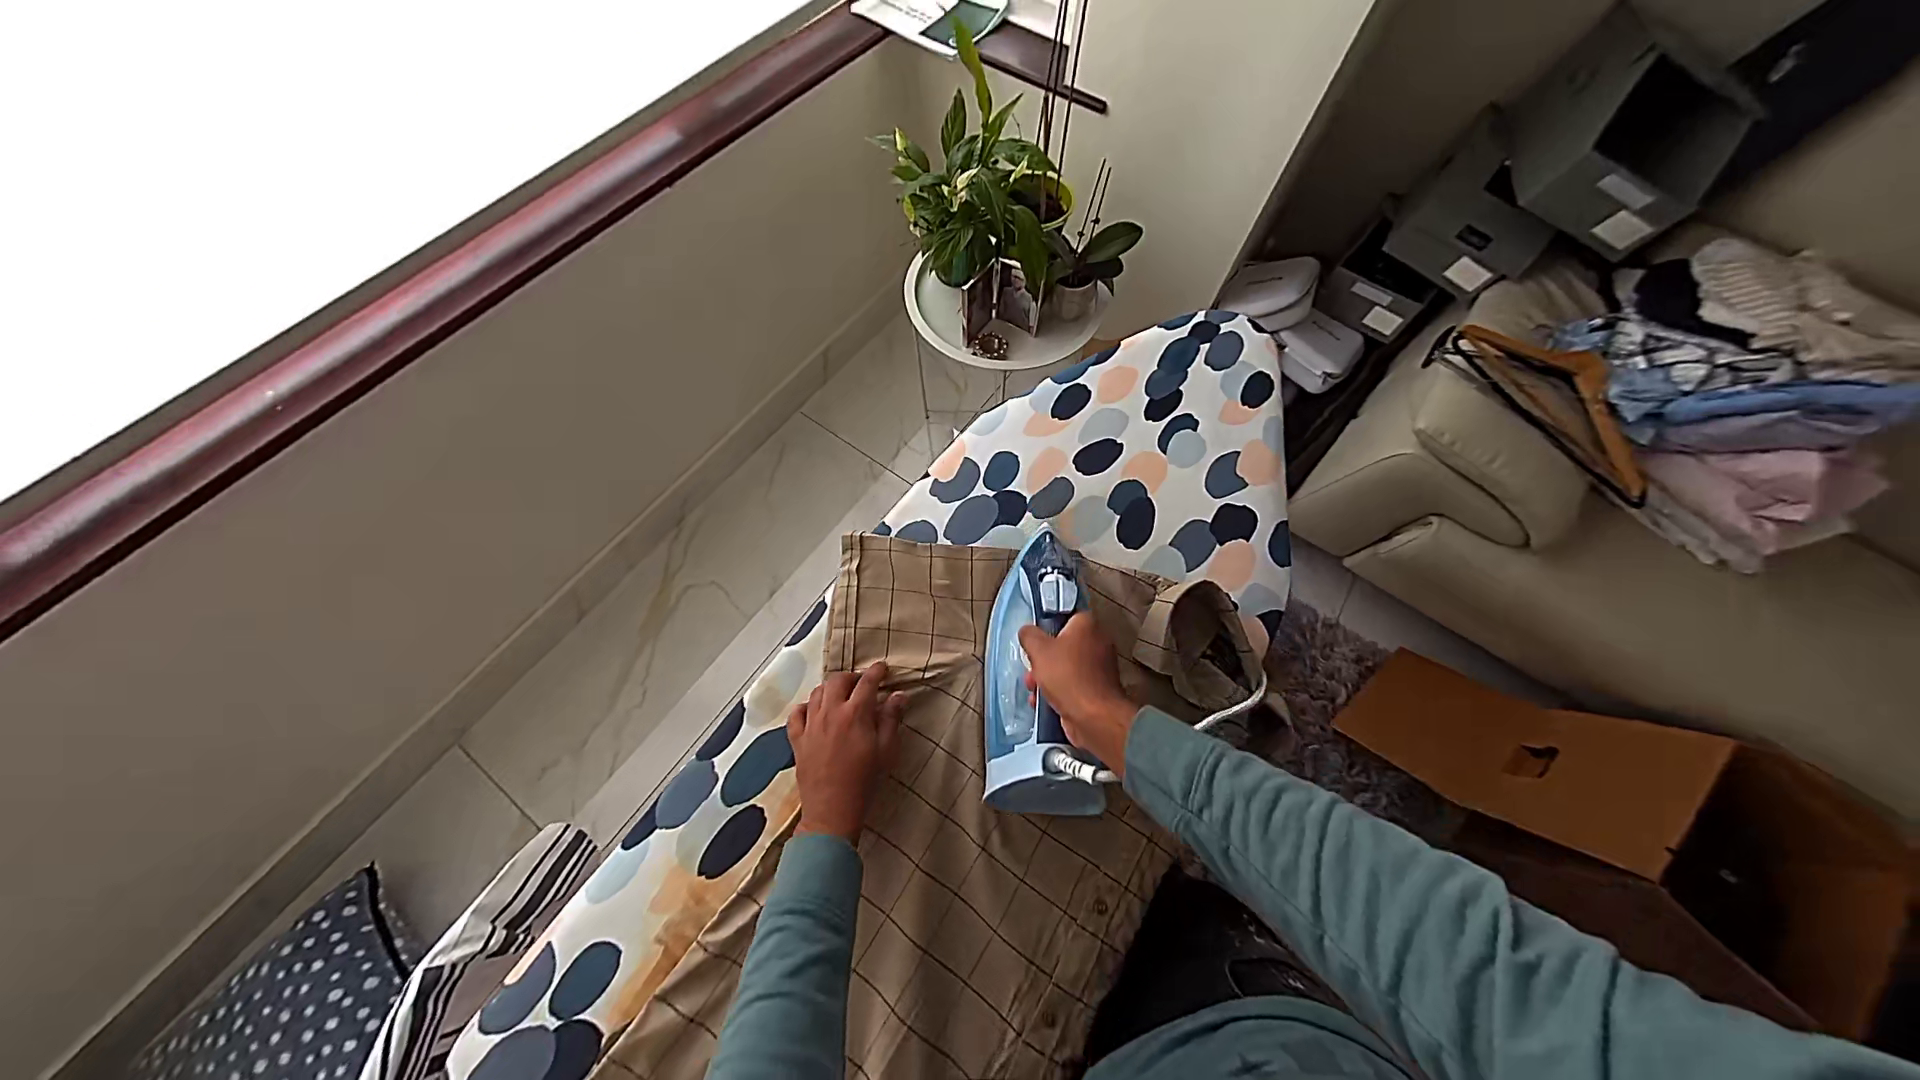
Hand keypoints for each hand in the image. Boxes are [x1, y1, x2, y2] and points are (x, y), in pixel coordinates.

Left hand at [788, 663, 904, 842]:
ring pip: (817, 693)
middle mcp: (830, 713)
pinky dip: (805, 707)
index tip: (883, 668)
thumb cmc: (865, 782)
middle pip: (838, 681)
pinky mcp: (797, 739)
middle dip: (852, 677)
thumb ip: (891, 719)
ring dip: (830, 688)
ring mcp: (811, 725)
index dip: (876, 671)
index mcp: (855, 714)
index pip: (867, 682)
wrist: (832, 810)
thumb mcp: (886, 750)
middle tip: (862, 683)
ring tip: (840, 695)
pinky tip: (813, 711)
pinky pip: (796, 713)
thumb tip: (898, 695)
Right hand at [1018, 613, 1138, 779]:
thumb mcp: (1038, 650)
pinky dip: (1058, 692)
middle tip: (1033, 667)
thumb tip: (1027, 632)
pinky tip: (1044, 701)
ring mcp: (1099, 668)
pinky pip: (1072, 685)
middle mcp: (1097, 643)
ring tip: (1035, 688)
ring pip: (1065, 667)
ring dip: (1046, 677)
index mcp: (1087, 625)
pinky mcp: (1096, 690)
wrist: (1093, 716)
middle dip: (1043, 659)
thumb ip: (1029, 635)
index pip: (1065, 616)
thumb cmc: (1068, 677)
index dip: (1047, 627)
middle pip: (1062, 644)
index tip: (1035, 639)